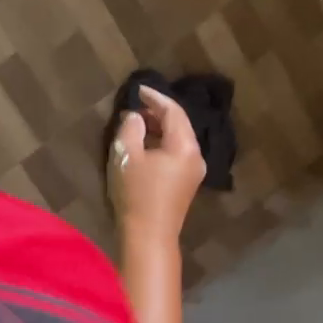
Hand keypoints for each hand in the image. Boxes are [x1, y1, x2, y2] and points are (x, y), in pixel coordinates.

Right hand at [109, 86, 206, 249]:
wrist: (149, 233)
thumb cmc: (137, 192)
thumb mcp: (126, 154)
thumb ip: (131, 128)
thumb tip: (136, 116)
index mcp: (184, 146)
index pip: (174, 112)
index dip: (156, 97)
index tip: (138, 89)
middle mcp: (195, 156)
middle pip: (180, 124)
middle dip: (158, 111)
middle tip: (135, 105)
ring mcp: (193, 171)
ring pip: (178, 138)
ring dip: (159, 127)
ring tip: (136, 122)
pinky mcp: (185, 182)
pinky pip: (176, 152)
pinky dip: (161, 141)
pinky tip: (144, 144)